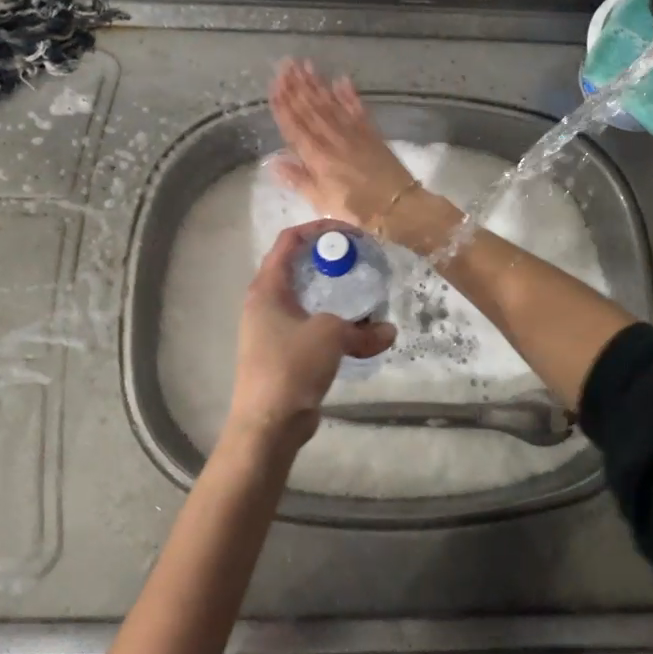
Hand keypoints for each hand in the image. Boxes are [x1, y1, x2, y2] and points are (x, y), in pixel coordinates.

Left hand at [227, 221, 396, 451]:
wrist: (267, 423)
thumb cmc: (290, 366)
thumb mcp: (331, 336)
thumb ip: (362, 329)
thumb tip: (388, 332)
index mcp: (267, 288)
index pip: (289, 241)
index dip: (319, 230)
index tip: (350, 234)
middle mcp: (264, 303)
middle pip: (297, 268)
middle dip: (329, 261)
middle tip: (360, 263)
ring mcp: (270, 330)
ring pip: (305, 300)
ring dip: (332, 295)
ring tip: (362, 294)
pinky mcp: (281, 354)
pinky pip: (309, 327)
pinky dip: (331, 323)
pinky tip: (355, 332)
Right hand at [268, 59, 417, 230]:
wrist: (397, 204)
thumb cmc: (356, 207)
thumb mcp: (321, 200)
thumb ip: (298, 179)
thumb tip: (274, 162)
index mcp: (316, 155)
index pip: (294, 124)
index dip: (283, 104)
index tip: (274, 84)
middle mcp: (332, 137)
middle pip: (310, 107)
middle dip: (296, 85)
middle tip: (285, 64)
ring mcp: (353, 131)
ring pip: (330, 102)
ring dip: (317, 83)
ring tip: (305, 65)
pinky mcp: (370, 131)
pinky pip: (356, 108)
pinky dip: (348, 93)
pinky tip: (341, 79)